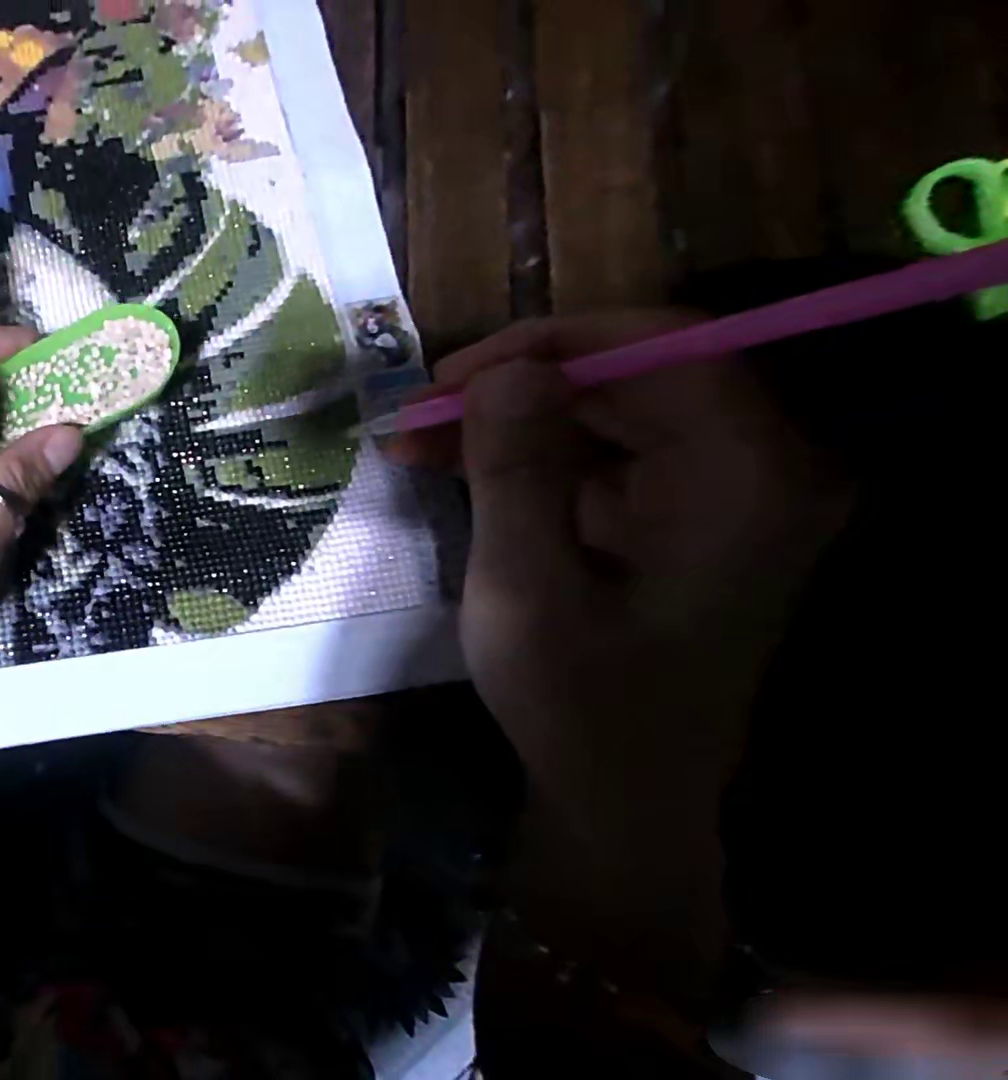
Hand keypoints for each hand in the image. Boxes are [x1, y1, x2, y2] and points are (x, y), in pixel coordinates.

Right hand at [393, 313, 851, 803]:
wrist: (615, 784)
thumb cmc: (571, 694)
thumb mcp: (522, 582)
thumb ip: (515, 470)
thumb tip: (502, 370)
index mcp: (740, 479)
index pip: (661, 348)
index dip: (548, 343)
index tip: (450, 379)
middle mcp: (750, 469)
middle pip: (630, 375)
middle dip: (513, 385)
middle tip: (415, 415)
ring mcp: (712, 493)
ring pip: (603, 412)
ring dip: (505, 419)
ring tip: (414, 441)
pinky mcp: (672, 517)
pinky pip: (595, 455)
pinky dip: (521, 454)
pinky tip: (452, 467)